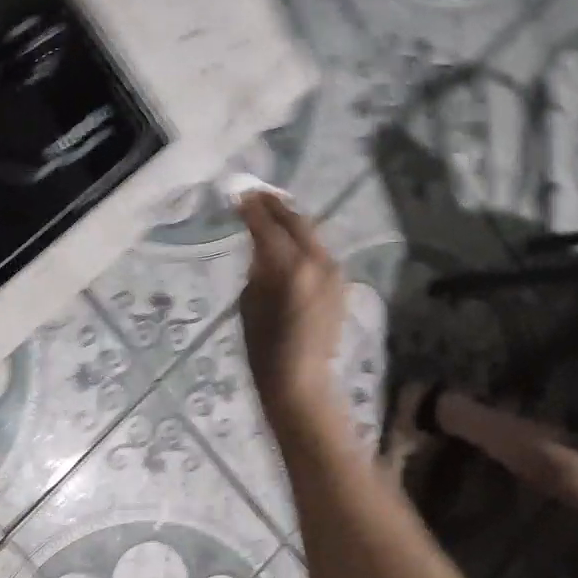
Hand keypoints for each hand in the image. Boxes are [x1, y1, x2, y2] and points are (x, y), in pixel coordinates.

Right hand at [237, 192, 344, 410]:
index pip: (268, 229)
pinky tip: (286, 246)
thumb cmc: (263, 351)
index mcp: (291, 268)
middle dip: (276, 207)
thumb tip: (261, 253)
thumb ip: (257, 273)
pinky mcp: (340, 284)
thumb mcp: (249, 306)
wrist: (300, 382)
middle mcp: (319, 262)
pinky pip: (317, 254)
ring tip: (270, 214)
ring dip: (290, 223)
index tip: (238, 196)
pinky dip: (300, 244)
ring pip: (310, 236)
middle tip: (255, 195)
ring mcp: (335, 272)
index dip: (252, 211)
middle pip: (297, 223)